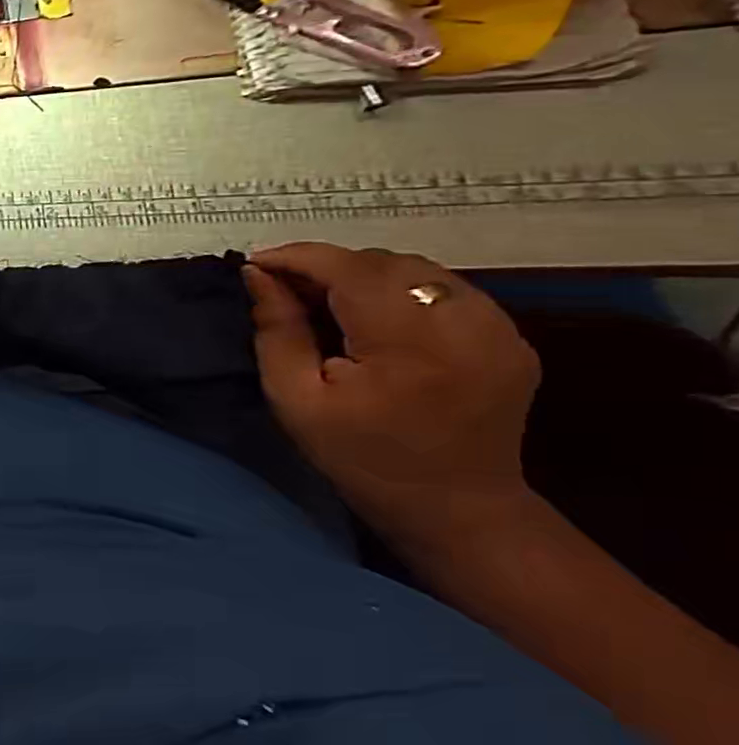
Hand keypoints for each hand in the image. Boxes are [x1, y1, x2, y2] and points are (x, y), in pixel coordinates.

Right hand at [242, 242, 541, 534]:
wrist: (457, 508)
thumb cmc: (360, 456)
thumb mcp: (294, 397)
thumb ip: (276, 328)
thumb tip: (258, 274)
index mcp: (410, 346)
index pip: (348, 269)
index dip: (297, 258)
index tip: (257, 265)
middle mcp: (464, 325)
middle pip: (381, 263)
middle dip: (326, 266)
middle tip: (286, 289)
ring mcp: (497, 329)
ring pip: (412, 269)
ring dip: (361, 274)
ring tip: (326, 301)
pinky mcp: (509, 336)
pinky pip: (441, 287)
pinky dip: (397, 289)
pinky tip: (373, 315)